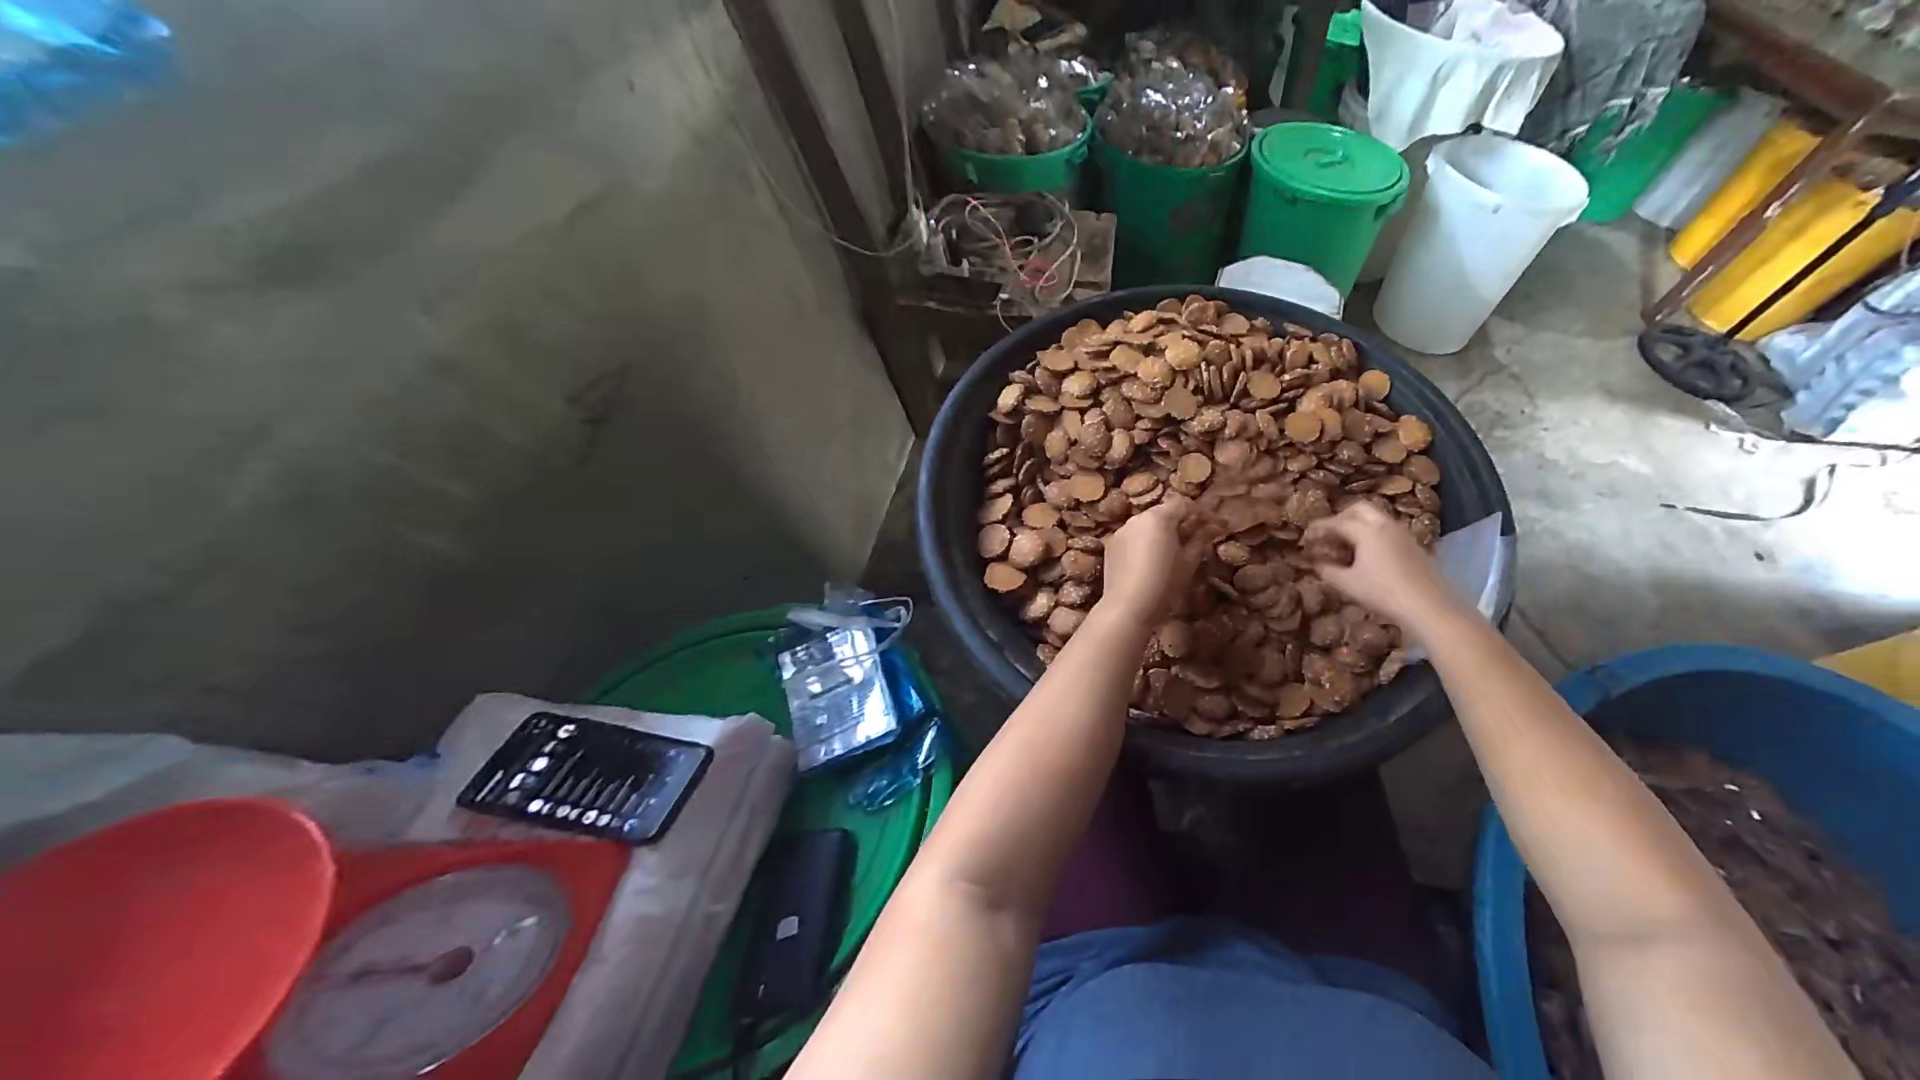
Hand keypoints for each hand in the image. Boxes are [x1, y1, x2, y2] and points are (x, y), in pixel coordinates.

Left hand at [1097, 495, 1199, 625]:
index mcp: (1158, 517)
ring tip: (1172, 551)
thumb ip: (1200, 539)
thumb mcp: (1189, 561)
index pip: (1182, 504)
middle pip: (1162, 513)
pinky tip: (1150, 561)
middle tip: (1194, 539)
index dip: (1199, 512)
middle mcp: (1136, 519)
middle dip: (1179, 522)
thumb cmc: (1165, 583)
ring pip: (1146, 525)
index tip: (1211, 525)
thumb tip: (1213, 526)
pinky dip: (1144, 542)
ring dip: (1160, 532)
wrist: (1127, 606)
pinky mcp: (1111, 547)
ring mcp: (1120, 532)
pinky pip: (1132, 538)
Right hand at [1304, 502, 1470, 636]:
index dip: (1318, 527)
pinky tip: (1370, 554)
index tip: (1306, 535)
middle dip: (1341, 516)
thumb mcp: (1347, 584)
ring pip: (1377, 518)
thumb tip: (1316, 563)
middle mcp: (1386, 526)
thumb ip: (1327, 570)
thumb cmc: (1382, 592)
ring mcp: (1404, 535)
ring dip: (1360, 524)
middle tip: (1329, 532)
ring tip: (1347, 542)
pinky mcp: (1415, 547)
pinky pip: (1389, 531)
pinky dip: (1374, 534)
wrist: (1429, 606)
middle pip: (1360, 508)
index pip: (1336, 522)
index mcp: (1366, 531)